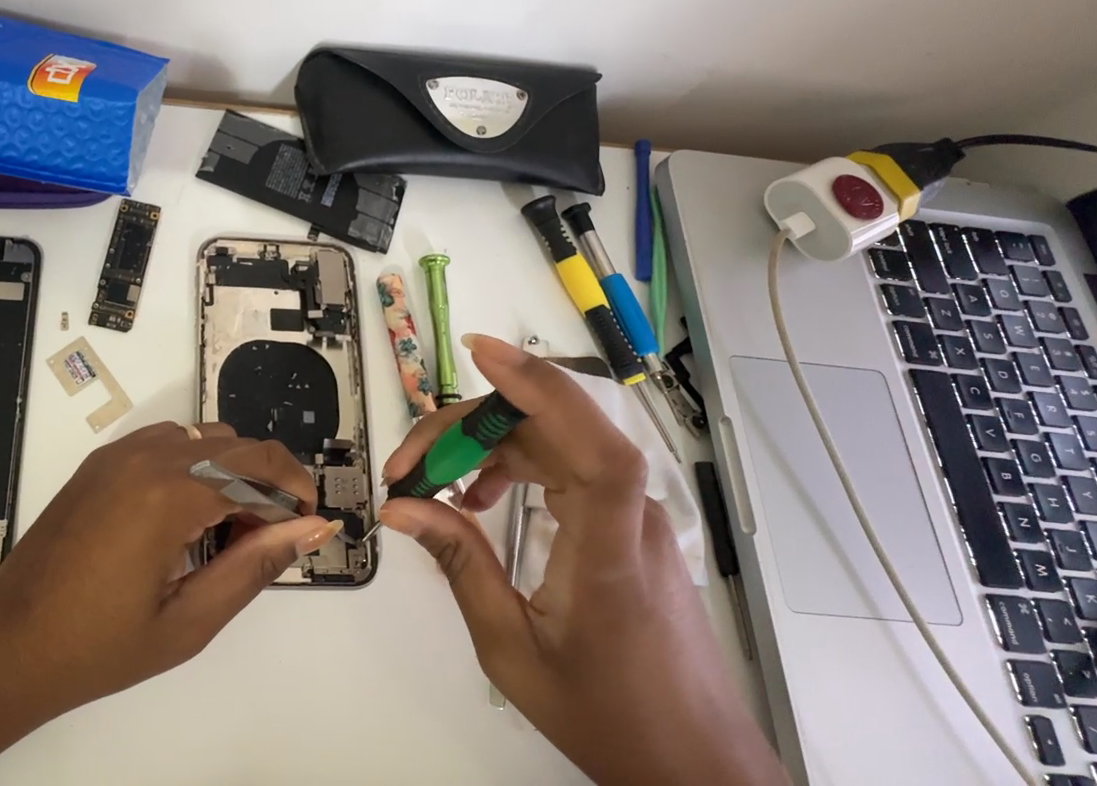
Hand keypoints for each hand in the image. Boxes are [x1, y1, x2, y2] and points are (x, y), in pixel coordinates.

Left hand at [0, 420, 339, 716]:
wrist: (9, 643)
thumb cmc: (100, 645)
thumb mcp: (190, 620)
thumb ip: (256, 565)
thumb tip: (313, 527)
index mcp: (169, 494)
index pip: (260, 466)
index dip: (296, 490)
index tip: (305, 527)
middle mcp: (145, 457)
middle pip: (235, 445)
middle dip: (267, 484)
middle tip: (263, 542)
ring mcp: (117, 454)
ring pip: (202, 438)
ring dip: (230, 472)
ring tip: (222, 534)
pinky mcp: (99, 462)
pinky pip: (166, 443)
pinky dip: (193, 465)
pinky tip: (182, 519)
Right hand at [380, 334, 787, 785]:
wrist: (694, 762)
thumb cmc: (606, 714)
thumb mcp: (511, 647)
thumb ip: (460, 565)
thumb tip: (401, 507)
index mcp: (608, 550)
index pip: (591, 444)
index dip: (539, 387)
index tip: (480, 351)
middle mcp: (629, 518)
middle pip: (552, 432)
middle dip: (469, 429)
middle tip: (407, 464)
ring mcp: (633, 518)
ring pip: (556, 444)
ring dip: (488, 447)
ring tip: (431, 482)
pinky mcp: (627, 526)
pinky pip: (568, 470)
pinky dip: (516, 468)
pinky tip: (477, 500)